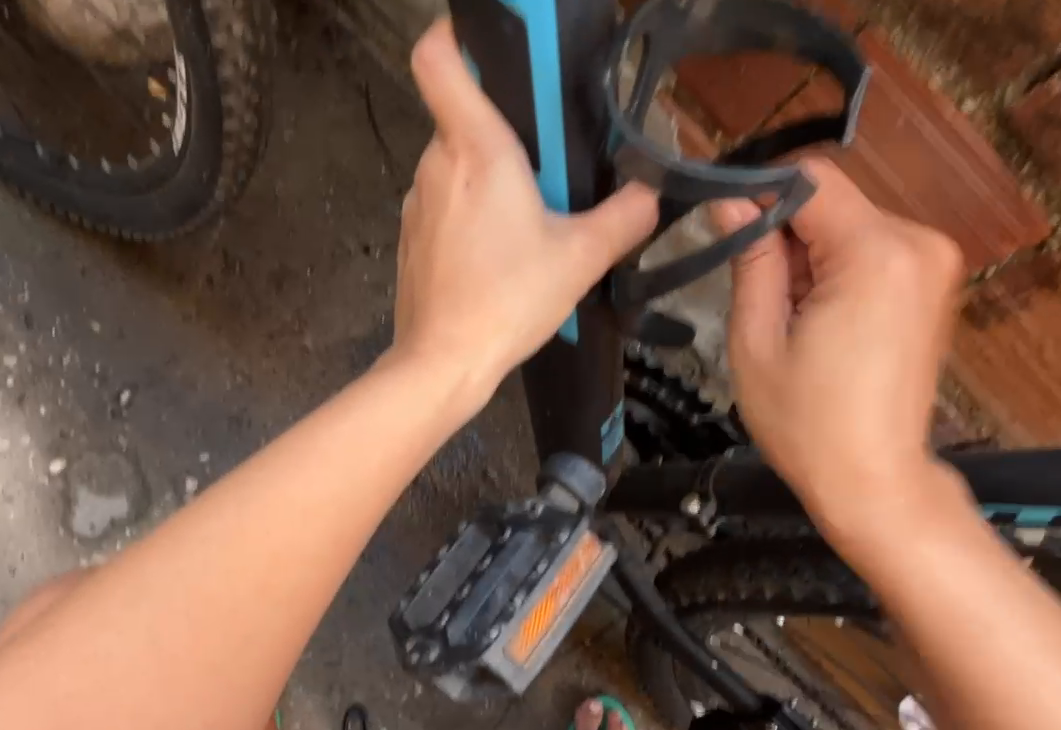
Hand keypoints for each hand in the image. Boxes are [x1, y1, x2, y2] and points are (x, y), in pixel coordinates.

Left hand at [389, 21, 657, 412]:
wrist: (442, 363)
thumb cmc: (507, 302)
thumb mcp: (582, 257)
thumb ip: (626, 215)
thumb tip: (651, 192)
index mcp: (476, 149)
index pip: (438, 57)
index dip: (455, 34)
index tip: (490, 43)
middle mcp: (435, 164)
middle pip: (465, 116)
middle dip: (507, 132)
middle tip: (547, 172)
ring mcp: (415, 202)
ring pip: (455, 164)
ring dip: (490, 178)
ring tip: (526, 225)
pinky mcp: (409, 237)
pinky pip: (443, 203)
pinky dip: (469, 212)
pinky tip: (495, 255)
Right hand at [713, 160, 964, 541]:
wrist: (872, 478)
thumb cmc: (805, 422)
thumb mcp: (757, 341)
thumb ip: (750, 261)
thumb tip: (728, 203)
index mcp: (875, 254)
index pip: (811, 183)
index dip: (759, 196)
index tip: (722, 228)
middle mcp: (919, 243)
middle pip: (832, 206)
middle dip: (786, 238)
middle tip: (760, 302)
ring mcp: (935, 264)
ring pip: (850, 229)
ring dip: (810, 261)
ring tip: (792, 324)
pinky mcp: (934, 286)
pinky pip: (873, 254)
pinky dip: (837, 275)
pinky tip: (821, 326)